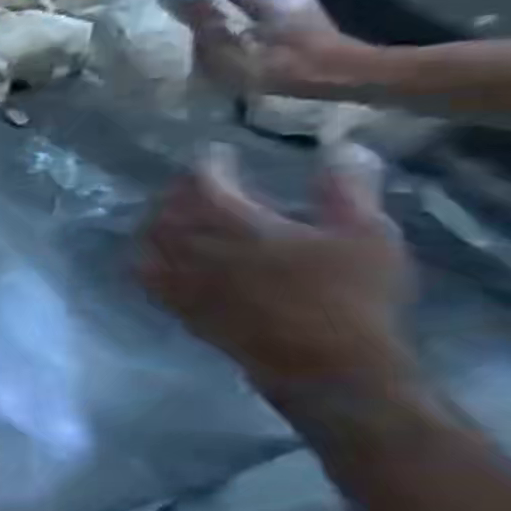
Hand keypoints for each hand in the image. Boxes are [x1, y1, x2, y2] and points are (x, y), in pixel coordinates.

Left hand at [140, 142, 413, 388]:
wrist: (321, 363)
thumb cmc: (350, 296)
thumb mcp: (365, 233)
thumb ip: (346, 188)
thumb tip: (339, 147)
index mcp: (235, 225)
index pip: (203, 183)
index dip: (206, 164)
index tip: (216, 152)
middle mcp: (194, 249)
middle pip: (167, 210)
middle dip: (177, 190)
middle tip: (193, 181)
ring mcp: (179, 280)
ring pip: (149, 240)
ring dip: (157, 219)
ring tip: (172, 211)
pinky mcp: (176, 306)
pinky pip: (145, 273)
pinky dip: (145, 254)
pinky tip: (155, 252)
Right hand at [164, 0, 378, 99]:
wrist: (333, 78)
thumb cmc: (275, 61)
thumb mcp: (227, 39)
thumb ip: (201, 12)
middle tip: (167, 14)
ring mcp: (288, 3)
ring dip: (212, 10)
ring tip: (185, 29)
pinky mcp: (292, 22)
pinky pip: (250, 13)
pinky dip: (227, 22)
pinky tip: (215, 40)